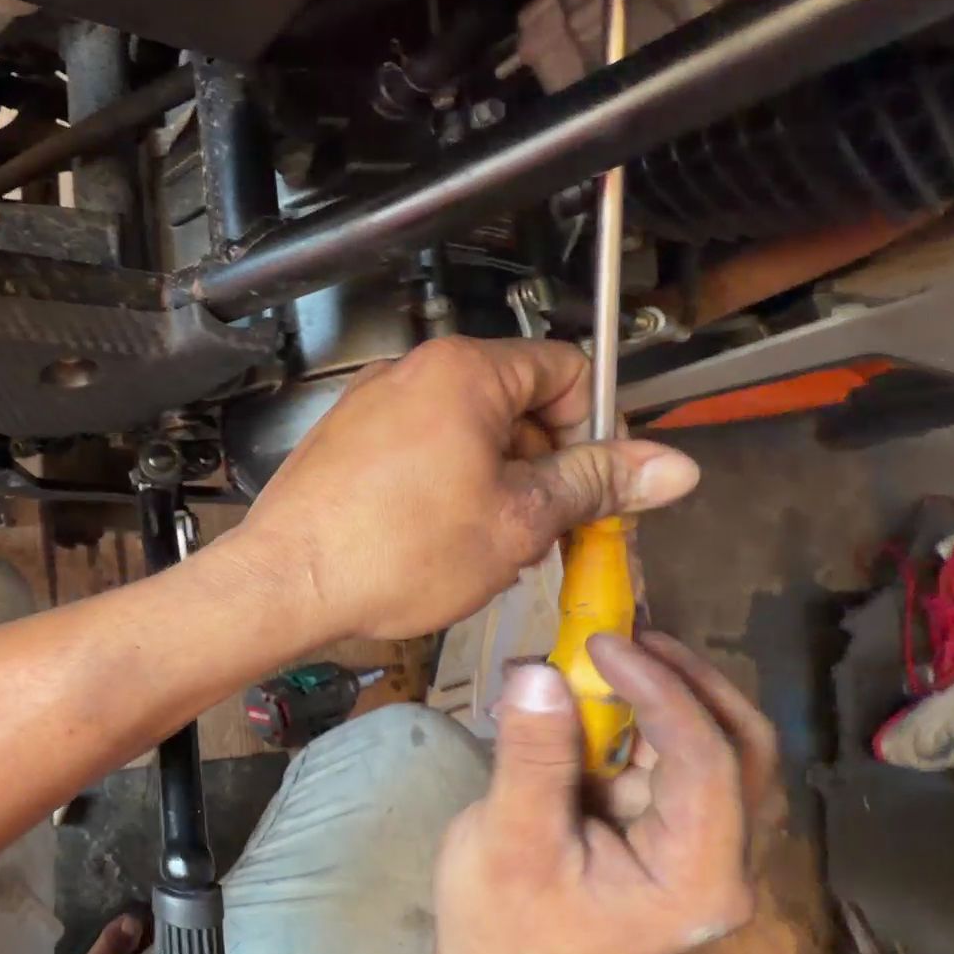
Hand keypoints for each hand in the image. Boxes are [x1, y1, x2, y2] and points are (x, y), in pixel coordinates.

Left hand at [217, 337, 698, 642]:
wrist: (284, 583)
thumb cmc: (392, 552)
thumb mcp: (517, 521)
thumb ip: (594, 483)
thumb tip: (669, 466)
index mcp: (459, 372)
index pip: (564, 370)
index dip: (594, 427)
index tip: (595, 483)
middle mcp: (404, 376)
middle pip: (511, 403)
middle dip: (539, 465)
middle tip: (542, 528)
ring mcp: (364, 409)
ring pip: (462, 436)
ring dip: (491, 486)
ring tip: (481, 545)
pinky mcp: (339, 445)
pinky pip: (414, 454)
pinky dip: (440, 489)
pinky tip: (433, 542)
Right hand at [424, 633, 779, 953]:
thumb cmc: (501, 914)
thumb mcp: (508, 837)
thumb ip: (530, 758)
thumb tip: (536, 674)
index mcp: (696, 878)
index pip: (709, 766)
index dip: (663, 693)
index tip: (600, 643)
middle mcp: (718, 860)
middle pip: (741, 752)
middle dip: (686, 682)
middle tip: (621, 636)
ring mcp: (695, 845)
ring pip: (714, 750)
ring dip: (665, 692)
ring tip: (603, 654)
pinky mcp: (663, 830)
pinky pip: (669, 758)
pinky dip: (635, 715)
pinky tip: (589, 692)